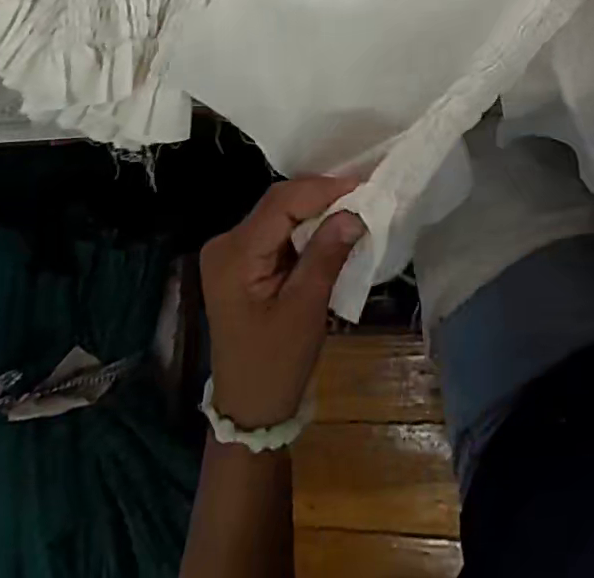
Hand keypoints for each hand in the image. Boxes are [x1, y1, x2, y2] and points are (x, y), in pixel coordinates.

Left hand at [200, 177, 365, 428]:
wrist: (250, 406)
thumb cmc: (276, 363)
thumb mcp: (305, 309)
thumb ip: (326, 255)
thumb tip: (354, 212)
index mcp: (234, 255)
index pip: (281, 203)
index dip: (324, 189)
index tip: (365, 186)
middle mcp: (226, 244)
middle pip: (279, 204)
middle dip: (323, 196)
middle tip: (367, 195)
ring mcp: (232, 252)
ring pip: (281, 214)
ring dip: (318, 210)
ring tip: (357, 207)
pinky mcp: (244, 261)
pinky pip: (280, 231)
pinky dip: (309, 227)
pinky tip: (334, 228)